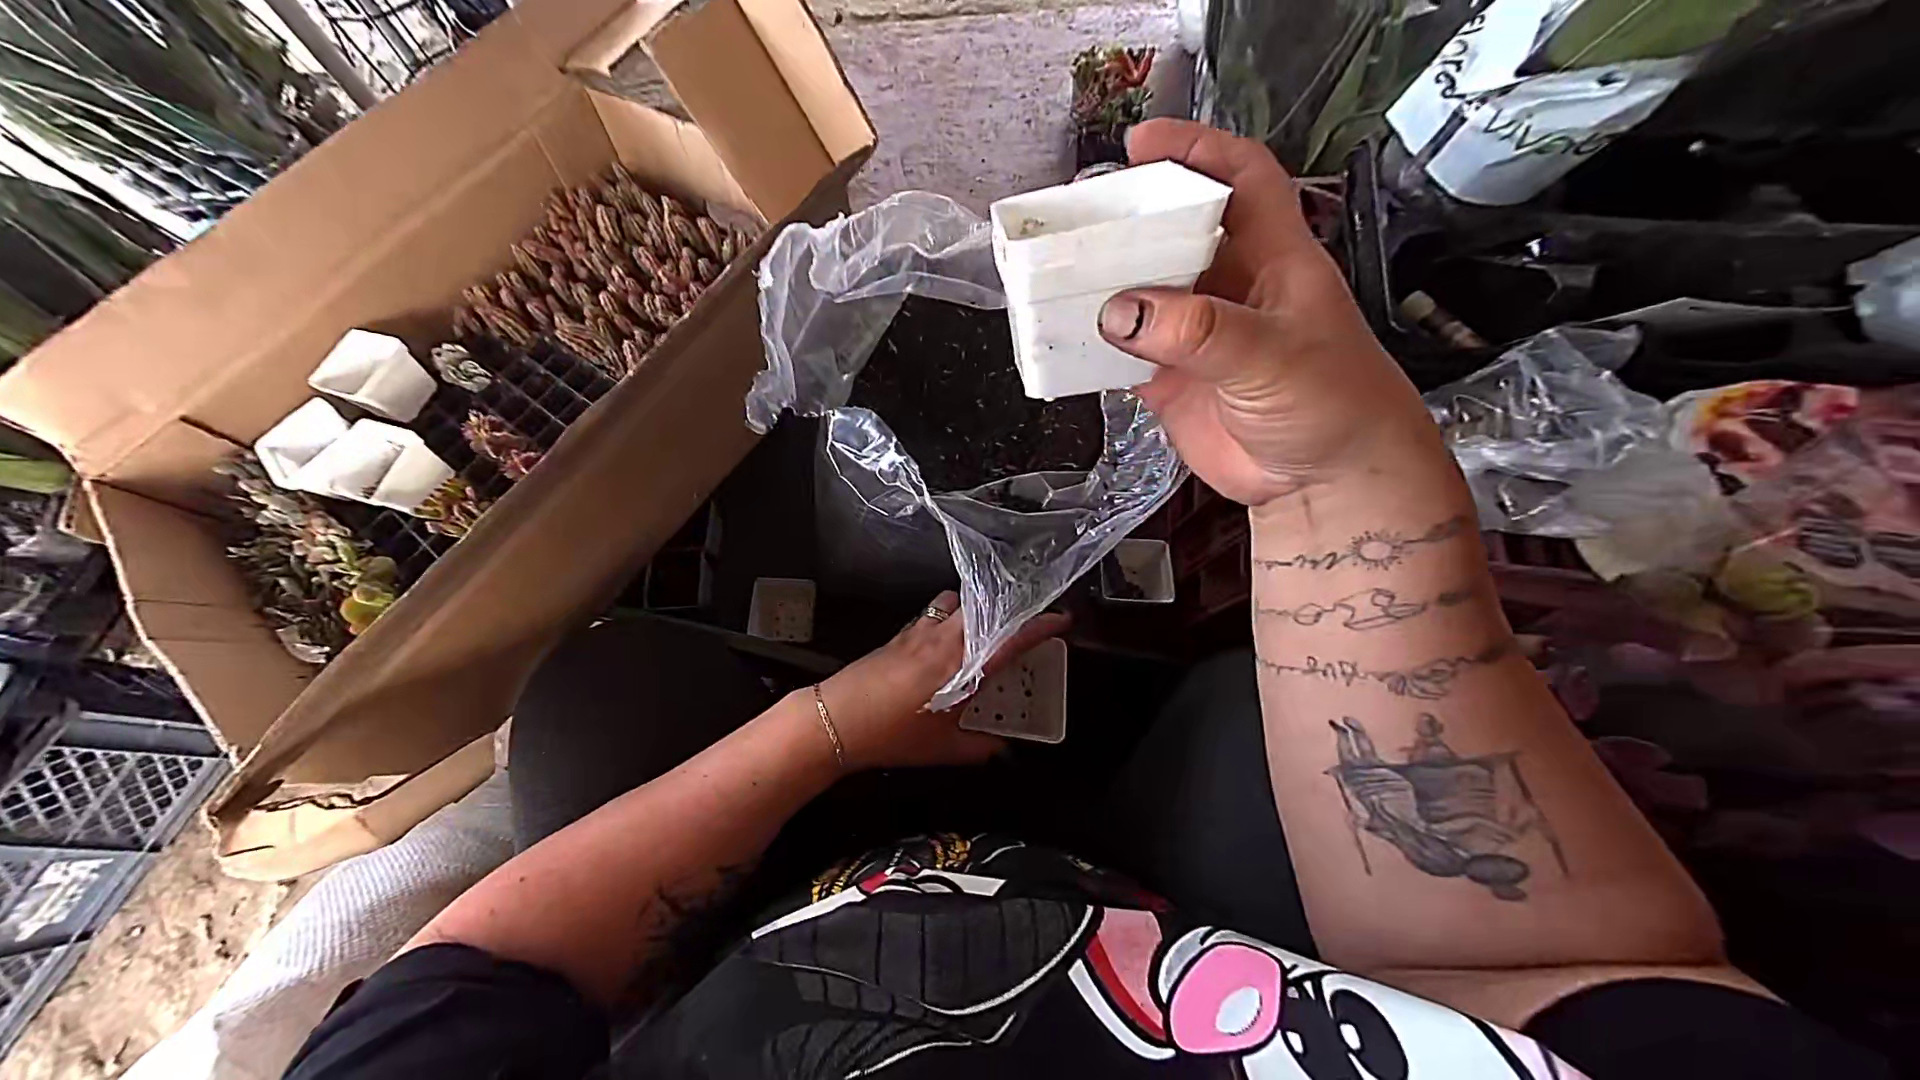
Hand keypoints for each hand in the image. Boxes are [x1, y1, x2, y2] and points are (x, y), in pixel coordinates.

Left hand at [815, 592, 1069, 769]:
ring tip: (985, 629)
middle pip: (987, 606)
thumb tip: (1002, 748)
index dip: (1041, 626)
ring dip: (977, 608)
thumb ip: (981, 747)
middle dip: (1012, 609)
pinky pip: (936, 612)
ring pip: (959, 602)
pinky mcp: (902, 633)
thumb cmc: (893, 734)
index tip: (1061, 620)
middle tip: (1025, 624)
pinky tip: (946, 640)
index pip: (1011, 637)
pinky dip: (950, 616)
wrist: (837, 719)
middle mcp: (945, 639)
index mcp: (962, 666)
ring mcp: (921, 631)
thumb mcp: (945, 749)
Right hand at [1100, 119, 1441, 506]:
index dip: (1194, 151)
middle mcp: (1228, 289)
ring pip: (1140, 296)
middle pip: (1171, 235)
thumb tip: (1119, 312)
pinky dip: (1096, 348)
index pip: (1238, 180)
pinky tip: (1070, 342)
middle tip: (1079, 221)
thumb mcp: (1273, 354)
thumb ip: (1200, 330)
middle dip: (1129, 222)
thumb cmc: (1332, 404)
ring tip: (1058, 278)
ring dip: (1103, 287)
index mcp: (1270, 258)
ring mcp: (1195, 337)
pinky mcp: (1171, 382)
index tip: (1141, 146)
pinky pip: (1123, 355)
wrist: (1321, 480)